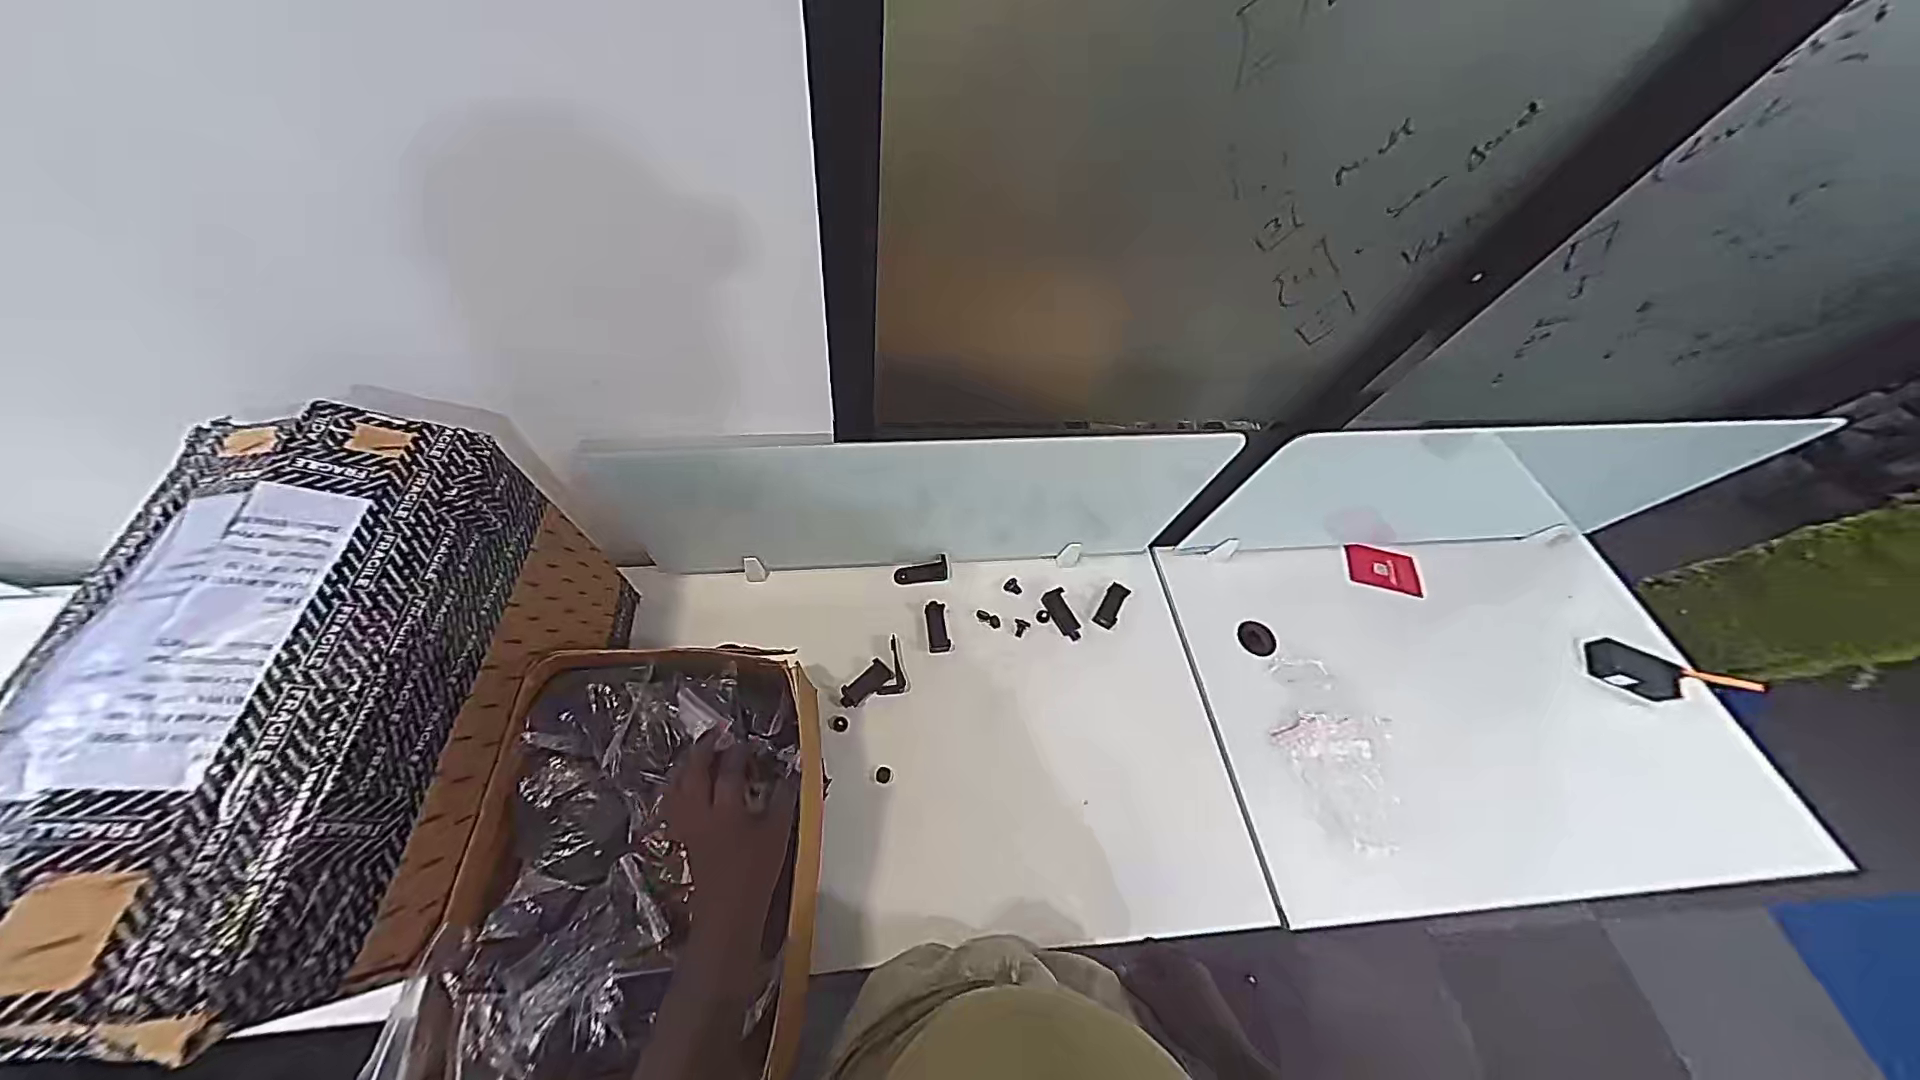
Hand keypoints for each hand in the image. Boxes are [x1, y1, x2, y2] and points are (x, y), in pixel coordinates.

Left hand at [663, 729, 798, 948]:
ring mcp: (687, 827)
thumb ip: (784, 799)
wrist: (727, 915)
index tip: (747, 741)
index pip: (729, 770)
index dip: (738, 752)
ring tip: (696, 755)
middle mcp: (700, 813)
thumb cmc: (755, 873)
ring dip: (685, 767)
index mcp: (726, 809)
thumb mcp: (778, 833)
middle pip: (693, 773)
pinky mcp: (681, 840)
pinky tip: (683, 788)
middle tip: (714, 734)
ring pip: (676, 788)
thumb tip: (791, 773)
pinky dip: (676, 790)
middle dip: (703, 750)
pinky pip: (671, 806)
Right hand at [1120, 943, 1280, 1079]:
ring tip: (1151, 997)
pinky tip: (1170, 1008)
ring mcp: (1204, 980)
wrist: (1222, 1046)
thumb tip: (1123, 970)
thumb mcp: (1155, 999)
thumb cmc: (1188, 1019)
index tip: (1126, 970)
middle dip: (1149, 969)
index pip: (1152, 949)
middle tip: (1137, 983)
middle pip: (1165, 959)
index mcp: (1179, 959)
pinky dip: (1173, 992)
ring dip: (1161, 981)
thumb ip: (1137, 981)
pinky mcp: (1210, 998)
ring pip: (1175, 973)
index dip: (1136, 958)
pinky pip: (1185, 986)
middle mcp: (1193, 964)